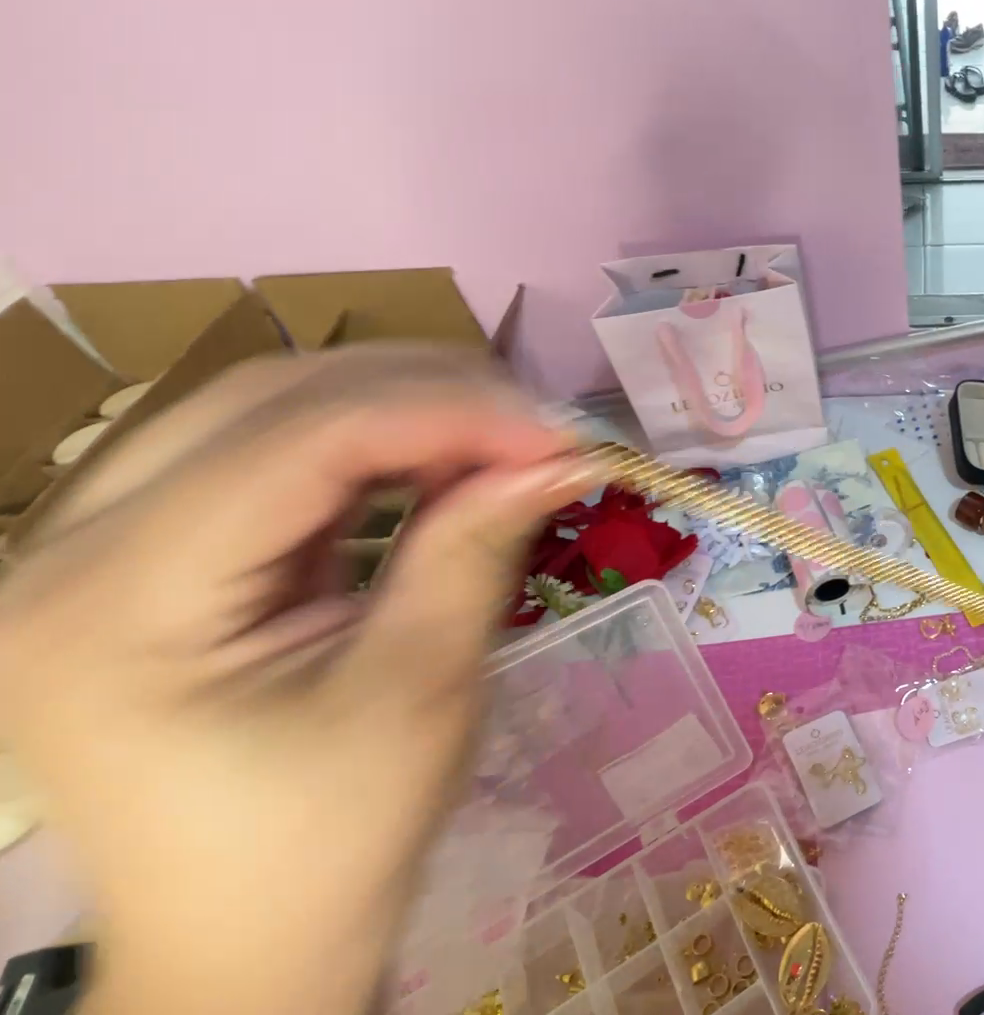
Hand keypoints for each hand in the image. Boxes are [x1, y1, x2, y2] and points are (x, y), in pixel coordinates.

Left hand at [0, 345, 604, 1014]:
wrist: (253, 937)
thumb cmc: (336, 838)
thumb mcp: (420, 690)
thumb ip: (476, 551)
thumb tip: (565, 456)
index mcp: (114, 606)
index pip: (297, 445)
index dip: (448, 416)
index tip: (566, 436)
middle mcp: (68, 550)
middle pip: (264, 401)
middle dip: (427, 395)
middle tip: (546, 429)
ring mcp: (97, 548)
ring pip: (264, 413)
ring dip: (402, 408)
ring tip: (508, 437)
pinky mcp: (152, 560)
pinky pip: (268, 461)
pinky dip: (374, 449)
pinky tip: (445, 461)